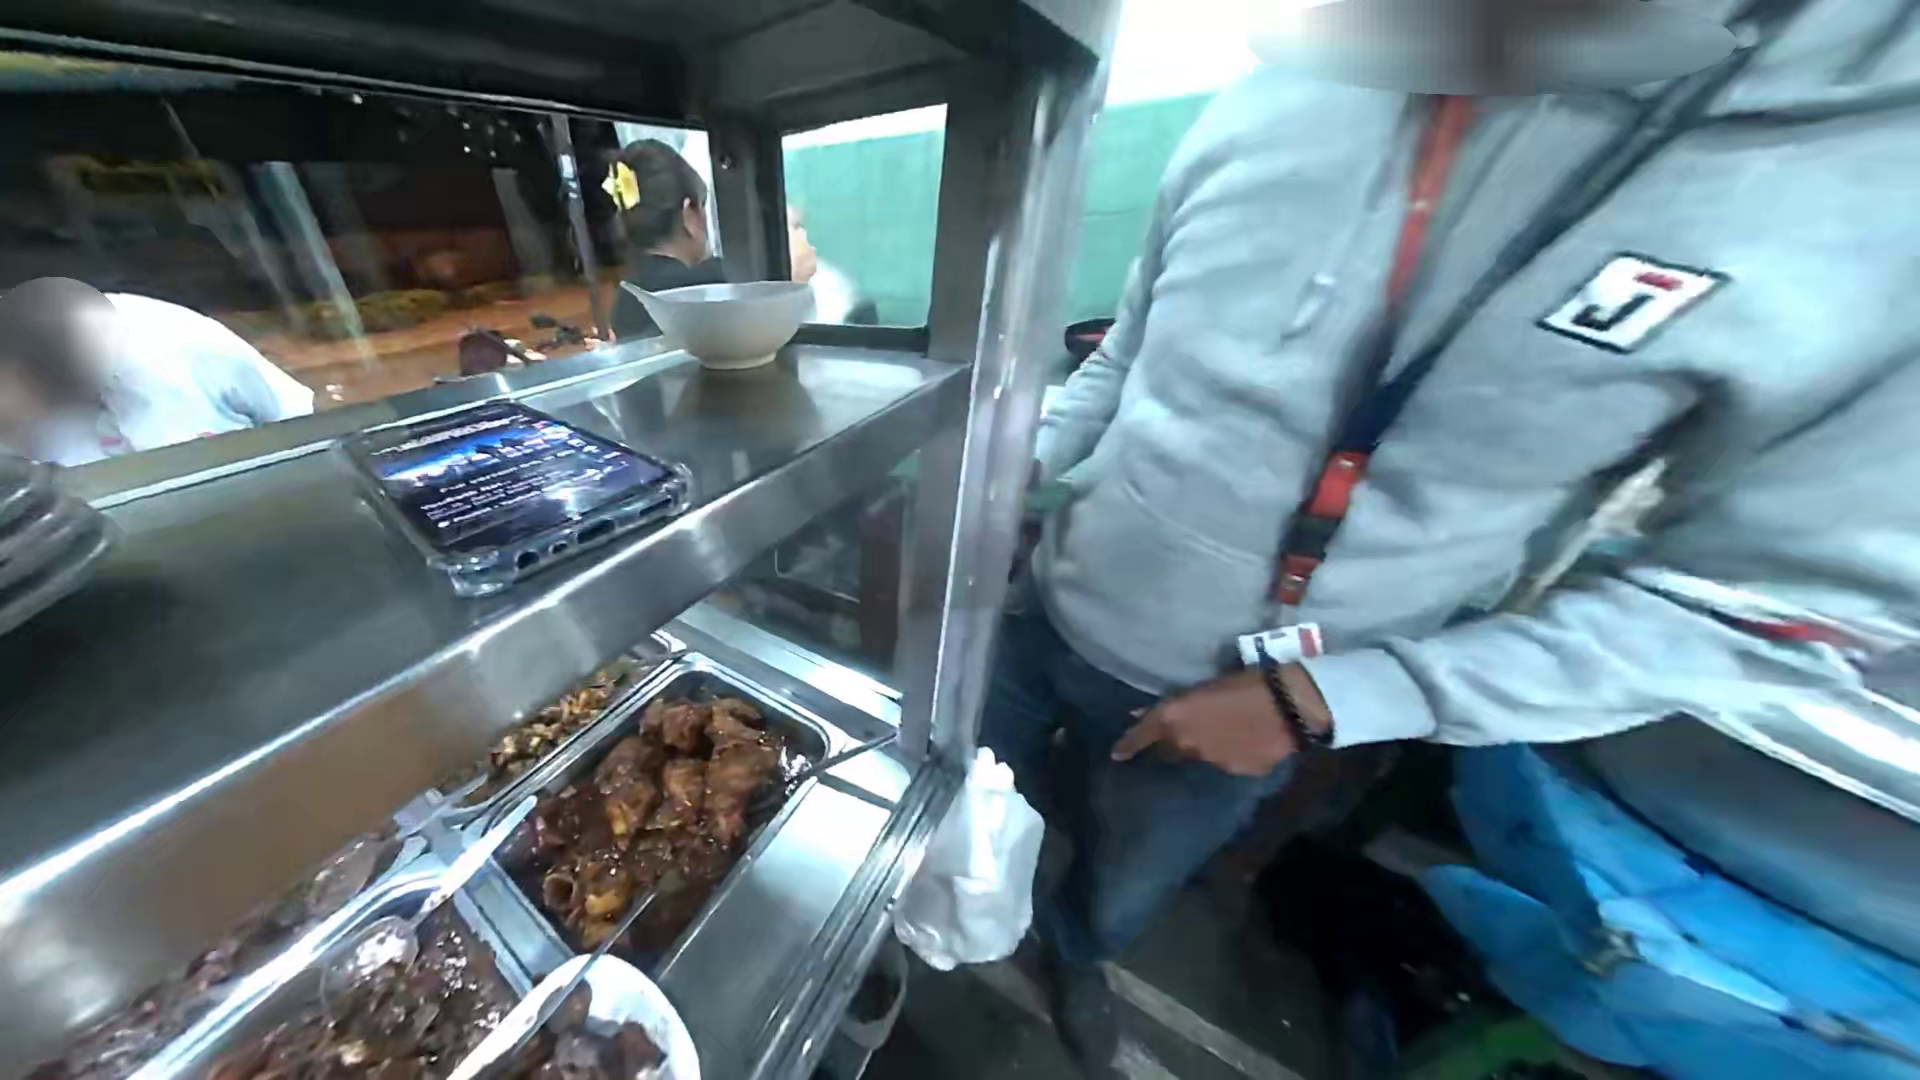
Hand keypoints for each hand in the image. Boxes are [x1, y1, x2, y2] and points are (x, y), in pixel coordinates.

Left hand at [1111, 665, 1330, 777]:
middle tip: (1179, 731)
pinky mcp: (1237, 771)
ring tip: (1220, 731)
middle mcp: (1186, 744)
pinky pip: (1226, 762)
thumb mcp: (1202, 687)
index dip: (1127, 745)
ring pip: (1198, 756)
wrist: (1288, 704)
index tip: (1116, 754)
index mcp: (1173, 718)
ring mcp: (1211, 761)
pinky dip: (1229, 753)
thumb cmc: (1242, 681)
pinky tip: (1244, 740)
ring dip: (1201, 746)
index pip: (1141, 736)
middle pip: (1169, 749)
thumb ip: (1172, 706)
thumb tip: (1142, 714)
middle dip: (1169, 743)